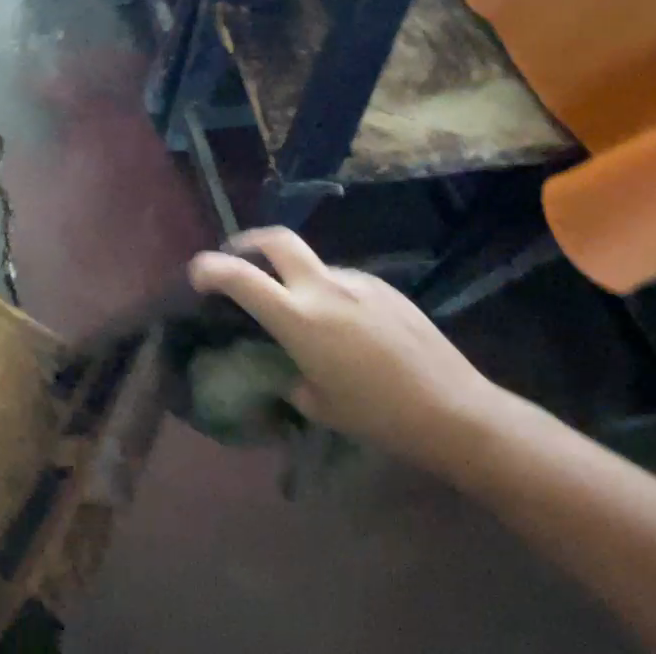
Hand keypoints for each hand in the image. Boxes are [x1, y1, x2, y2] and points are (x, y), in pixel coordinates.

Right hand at [188, 228, 504, 471]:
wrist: (457, 412)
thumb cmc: (378, 416)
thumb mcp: (318, 404)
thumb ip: (294, 378)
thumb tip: (293, 373)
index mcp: (298, 318)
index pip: (237, 276)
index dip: (208, 269)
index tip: (198, 278)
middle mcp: (324, 289)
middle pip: (276, 240)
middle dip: (248, 243)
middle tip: (239, 260)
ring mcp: (359, 284)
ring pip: (314, 264)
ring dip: (296, 276)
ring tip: (302, 310)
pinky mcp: (388, 290)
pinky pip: (346, 282)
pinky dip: (331, 293)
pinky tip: (346, 327)